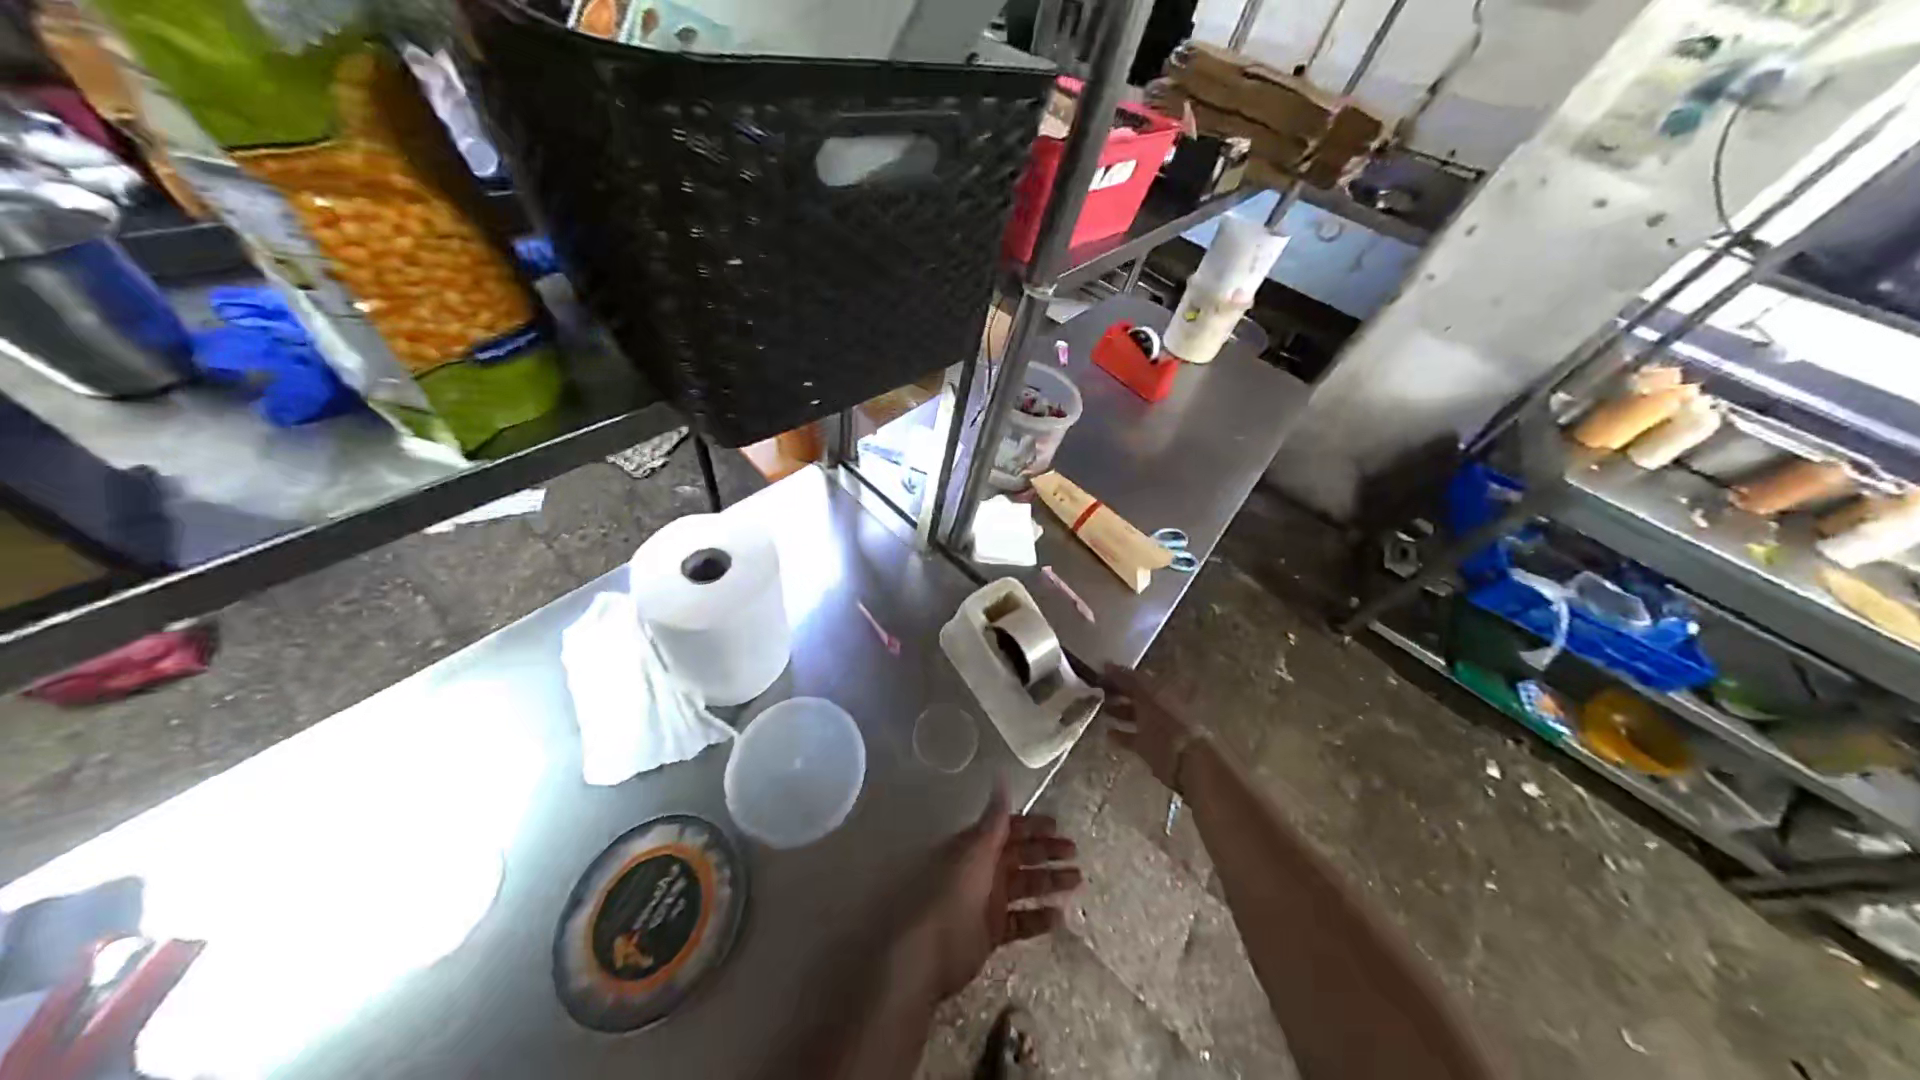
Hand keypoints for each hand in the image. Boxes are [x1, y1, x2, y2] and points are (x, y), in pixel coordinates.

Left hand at [903, 785, 1080, 999]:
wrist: (928, 952)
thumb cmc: (951, 896)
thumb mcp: (975, 854)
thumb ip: (994, 821)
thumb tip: (1001, 779)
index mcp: (975, 848)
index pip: (1007, 830)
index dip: (1031, 826)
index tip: (1058, 826)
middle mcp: (981, 870)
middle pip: (1019, 856)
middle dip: (1045, 852)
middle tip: (1074, 853)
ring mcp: (986, 902)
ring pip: (1024, 886)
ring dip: (1049, 882)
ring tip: (1076, 880)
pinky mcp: (991, 932)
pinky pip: (1020, 921)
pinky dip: (1039, 918)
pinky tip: (1060, 917)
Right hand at [1101, 664, 1203, 790]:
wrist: (1185, 761)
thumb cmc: (1168, 722)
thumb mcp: (1147, 694)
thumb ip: (1128, 679)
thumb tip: (1107, 664)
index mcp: (1164, 690)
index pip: (1140, 678)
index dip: (1121, 674)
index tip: (1099, 673)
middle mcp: (1161, 706)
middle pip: (1137, 696)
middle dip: (1118, 692)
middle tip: (1096, 690)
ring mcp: (1156, 728)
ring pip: (1134, 715)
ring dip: (1118, 711)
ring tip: (1099, 709)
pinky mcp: (1150, 748)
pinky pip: (1132, 737)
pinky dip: (1120, 734)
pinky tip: (1107, 732)